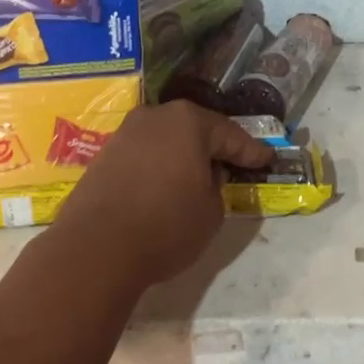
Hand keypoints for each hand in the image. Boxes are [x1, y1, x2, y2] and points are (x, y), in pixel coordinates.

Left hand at [49, 101, 273, 288]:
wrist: (96, 247)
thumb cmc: (166, 225)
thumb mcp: (212, 211)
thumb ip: (216, 186)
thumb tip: (205, 174)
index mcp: (188, 122)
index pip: (230, 134)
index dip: (251, 151)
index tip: (267, 159)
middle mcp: (155, 117)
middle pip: (193, 129)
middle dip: (214, 146)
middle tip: (233, 163)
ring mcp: (125, 134)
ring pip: (165, 140)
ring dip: (182, 155)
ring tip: (198, 176)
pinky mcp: (104, 155)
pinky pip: (143, 155)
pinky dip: (158, 165)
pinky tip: (165, 184)